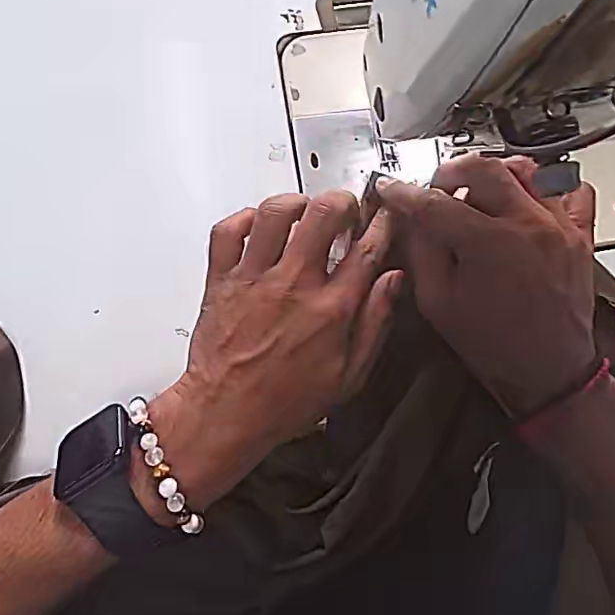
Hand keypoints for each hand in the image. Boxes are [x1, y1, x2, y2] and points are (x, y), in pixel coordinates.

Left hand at [136, 192, 403, 522]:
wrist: (226, 413)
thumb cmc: (283, 401)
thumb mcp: (349, 376)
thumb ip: (375, 323)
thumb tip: (392, 282)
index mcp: (331, 309)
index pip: (367, 248)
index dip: (382, 223)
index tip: (384, 216)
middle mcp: (294, 285)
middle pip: (324, 214)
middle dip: (341, 201)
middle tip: (344, 210)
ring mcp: (255, 278)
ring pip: (275, 212)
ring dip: (295, 202)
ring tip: (303, 211)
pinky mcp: (222, 279)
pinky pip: (228, 230)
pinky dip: (244, 218)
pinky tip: (258, 227)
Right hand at [375, 155, 598, 417]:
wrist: (548, 371)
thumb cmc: (495, 346)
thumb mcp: (438, 303)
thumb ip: (421, 252)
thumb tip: (412, 219)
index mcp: (487, 245)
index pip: (434, 201)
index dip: (405, 192)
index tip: (392, 189)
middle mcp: (527, 226)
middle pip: (482, 167)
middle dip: (449, 170)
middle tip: (435, 186)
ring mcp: (558, 227)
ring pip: (526, 168)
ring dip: (494, 173)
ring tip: (477, 191)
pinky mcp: (580, 235)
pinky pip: (572, 188)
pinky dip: (546, 186)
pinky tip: (526, 200)